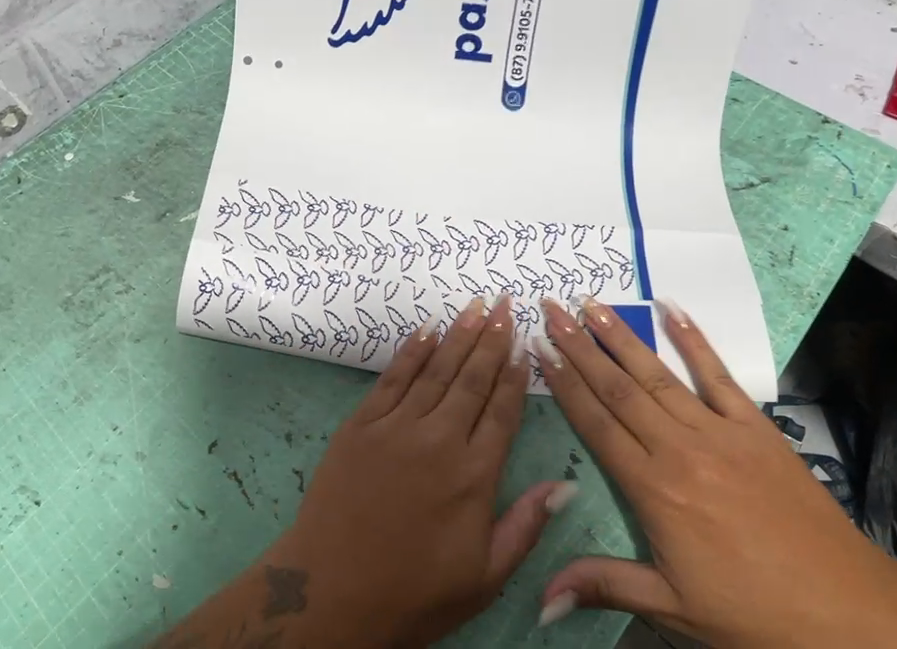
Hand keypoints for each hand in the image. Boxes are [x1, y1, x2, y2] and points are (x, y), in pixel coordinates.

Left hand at [154, 295, 576, 648]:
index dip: (516, 375)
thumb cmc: (415, 593)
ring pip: (436, 371)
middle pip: (472, 379)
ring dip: (458, 336)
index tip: (525, 344)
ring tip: (475, 306)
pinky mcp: (361, 425)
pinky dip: (412, 352)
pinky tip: (427, 331)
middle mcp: (439, 440)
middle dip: (491, 339)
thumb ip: (525, 525)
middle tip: (503, 304)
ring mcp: (396, 428)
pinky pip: (392, 378)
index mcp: (475, 476)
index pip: (502, 411)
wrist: (331, 593)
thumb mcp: (485, 577)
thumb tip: (565, 483)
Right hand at [533, 296, 896, 648]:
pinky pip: (720, 376)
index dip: (564, 384)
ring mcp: (721, 433)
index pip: (596, 424)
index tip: (538, 347)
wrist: (846, 609)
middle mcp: (680, 449)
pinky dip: (694, 341)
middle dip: (580, 346)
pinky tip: (671, 310)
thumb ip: (604, 586)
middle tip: (551, 307)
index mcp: (654, 490)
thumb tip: (538, 599)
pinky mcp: (757, 428)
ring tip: (591, 304)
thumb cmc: (752, 613)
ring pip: (659, 375)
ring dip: (621, 337)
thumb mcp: (672, 608)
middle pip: (619, 389)